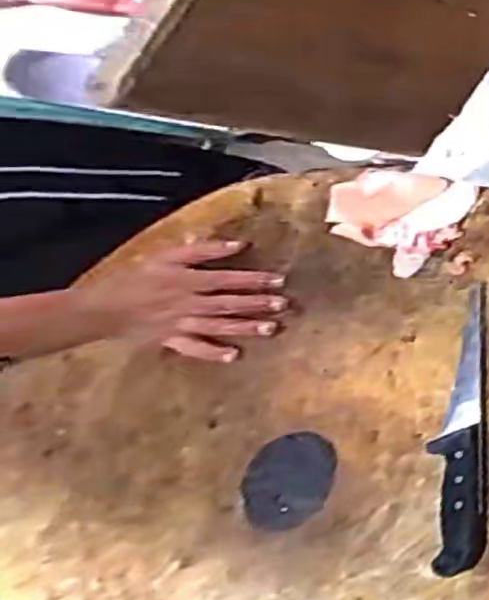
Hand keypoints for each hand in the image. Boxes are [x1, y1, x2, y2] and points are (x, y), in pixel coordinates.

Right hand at [71, 240, 288, 361]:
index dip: (254, 280)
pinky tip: (233, 356)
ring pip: (216, 326)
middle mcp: (185, 304)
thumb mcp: (167, 257)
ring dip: (244, 327)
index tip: (280, 280)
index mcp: (186, 282)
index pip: (226, 280)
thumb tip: (241, 244)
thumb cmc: (135, 278)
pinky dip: (211, 352)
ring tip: (272, 328)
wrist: (92, 310)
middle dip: (257, 304)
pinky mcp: (168, 339)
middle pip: (226, 304)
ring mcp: (178, 324)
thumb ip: (204, 250)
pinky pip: (191, 348)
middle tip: (284, 304)